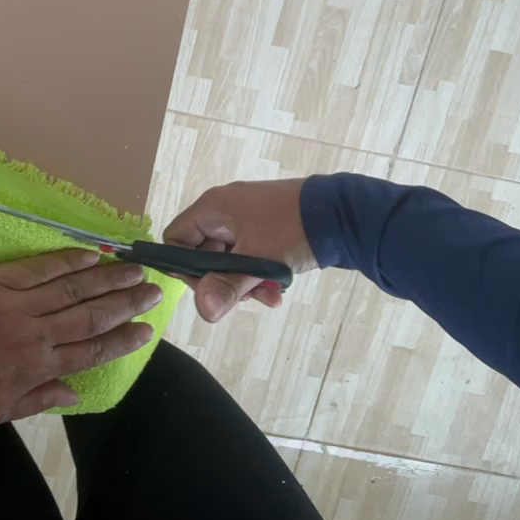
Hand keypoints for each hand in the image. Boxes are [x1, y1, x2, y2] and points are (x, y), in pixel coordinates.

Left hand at [0, 249, 161, 425]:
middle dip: (127, 303)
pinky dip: (69, 260)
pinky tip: (92, 254)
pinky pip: (42, 268)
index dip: (122, 339)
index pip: (92, 350)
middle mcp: (39, 333)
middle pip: (92, 314)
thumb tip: (75, 394)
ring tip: (135, 269)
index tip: (147, 329)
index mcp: (40, 366)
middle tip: (154, 290)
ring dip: (108, 278)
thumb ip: (39, 399)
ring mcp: (22, 303)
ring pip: (75, 288)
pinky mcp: (1, 280)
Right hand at [161, 178, 312, 322]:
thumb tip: (204, 311)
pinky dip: (258, 271)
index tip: (206, 289)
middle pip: (204, 252)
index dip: (184, 267)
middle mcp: (225, 209)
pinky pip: (249, 252)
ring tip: (269, 296)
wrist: (343, 213)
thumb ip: (227, 286)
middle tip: (243, 298)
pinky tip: (277, 289)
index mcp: (213, 208)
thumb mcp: (257, 260)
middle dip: (222, 280)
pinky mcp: (267, 225)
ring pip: (230, 257)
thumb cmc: (291, 228)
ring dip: (244, 280)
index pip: (176, 238)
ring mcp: (247, 216)